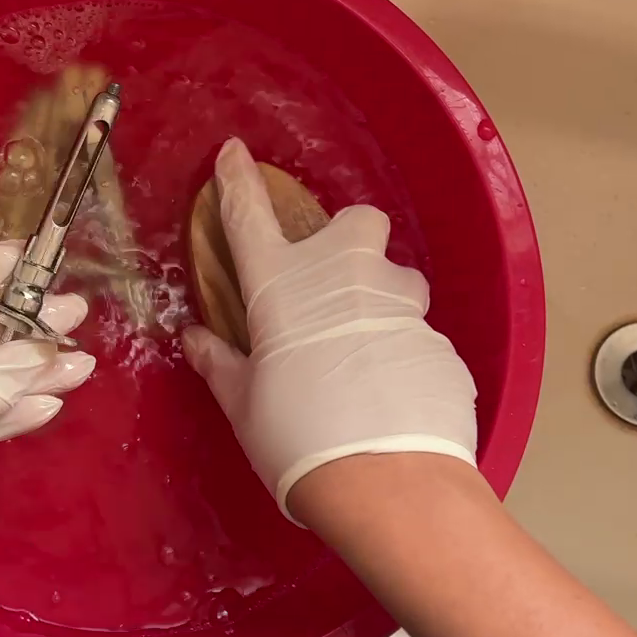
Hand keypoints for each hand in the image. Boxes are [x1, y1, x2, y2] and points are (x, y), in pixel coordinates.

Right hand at [181, 138, 476, 520]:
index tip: (234, 152)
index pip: (248, 216)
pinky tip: (385, 388)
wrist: (387, 485)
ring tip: (359, 347)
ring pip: (396, 279)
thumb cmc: (294, 433)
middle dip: (347, 241)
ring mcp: (401, 306)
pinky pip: (415, 330)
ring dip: (378, 297)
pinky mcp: (440, 342)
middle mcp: (344, 279)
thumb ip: (219, 362)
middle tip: (331, 285)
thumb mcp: (242, 400)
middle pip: (357, 223)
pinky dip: (397, 346)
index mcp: (280, 286)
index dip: (236, 180)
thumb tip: (195, 339)